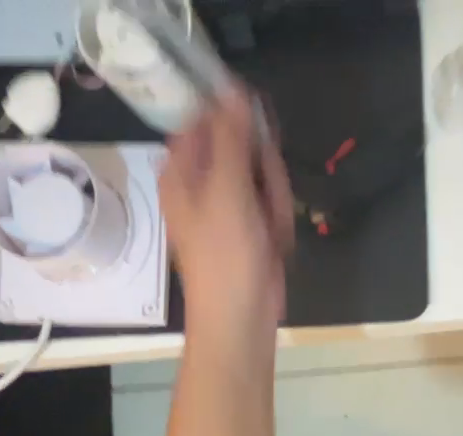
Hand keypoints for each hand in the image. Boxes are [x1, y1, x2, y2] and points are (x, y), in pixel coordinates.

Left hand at [159, 90, 294, 342]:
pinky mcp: (253, 227)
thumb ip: (231, 138)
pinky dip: (280, 223)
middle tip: (266, 199)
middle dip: (266, 173)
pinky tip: (275, 244)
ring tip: (270, 232)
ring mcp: (231, 206)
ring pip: (266, 176)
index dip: (237, 122)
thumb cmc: (226, 260)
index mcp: (182, 169)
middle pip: (245, 146)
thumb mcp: (227, 192)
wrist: (241, 319)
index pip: (208, 118)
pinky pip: (274, 205)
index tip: (258, 138)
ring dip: (277, 202)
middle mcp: (203, 182)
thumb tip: (234, 88)